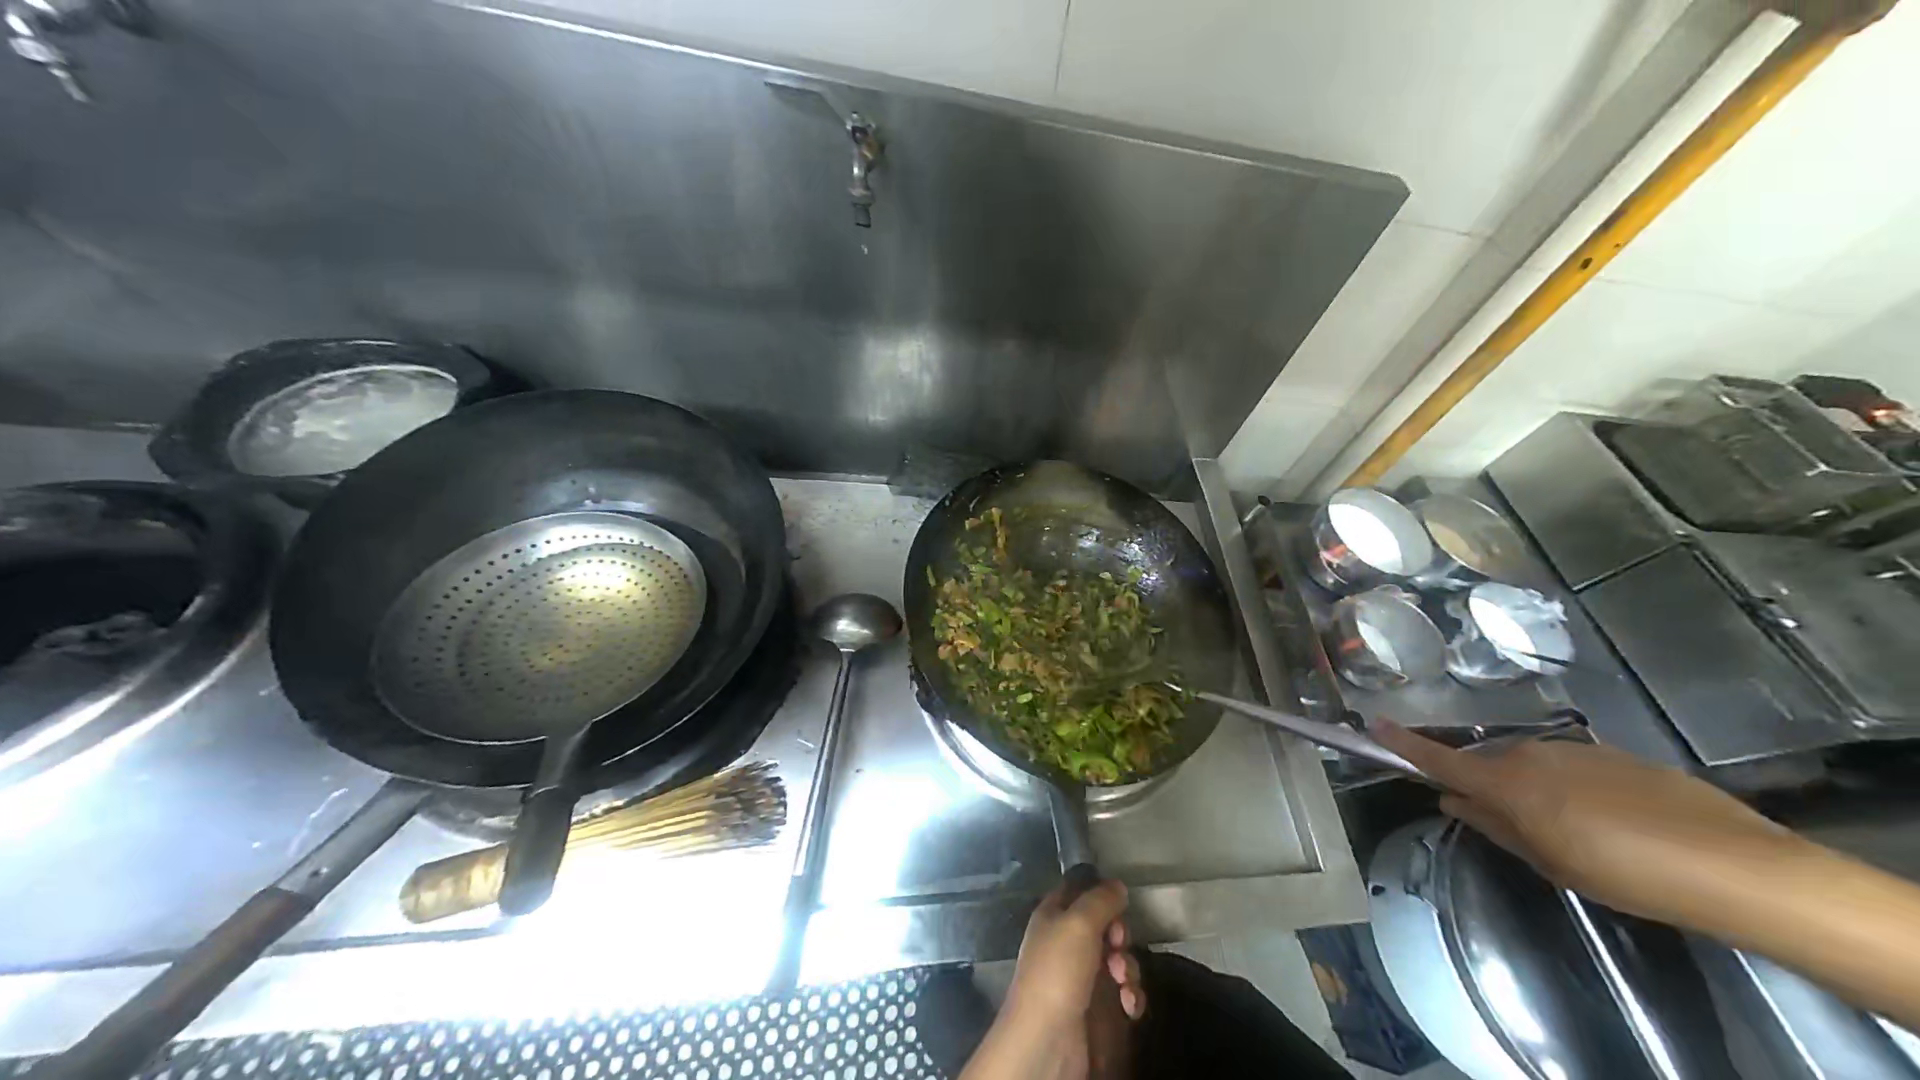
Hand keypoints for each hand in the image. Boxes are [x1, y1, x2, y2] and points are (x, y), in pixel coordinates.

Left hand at [1007, 879, 1145, 1024]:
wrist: (1049, 1040)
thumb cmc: (1058, 971)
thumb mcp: (1078, 923)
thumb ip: (1101, 900)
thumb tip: (1118, 885)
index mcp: (1053, 915)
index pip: (1078, 890)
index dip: (1099, 892)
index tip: (1117, 901)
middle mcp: (1067, 941)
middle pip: (1105, 925)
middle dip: (1120, 934)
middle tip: (1118, 945)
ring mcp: (1082, 975)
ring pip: (1118, 959)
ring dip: (1129, 968)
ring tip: (1123, 983)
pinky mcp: (1097, 1007)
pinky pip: (1124, 992)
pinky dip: (1131, 996)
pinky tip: (1129, 1005)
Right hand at [1372, 720, 1807, 927]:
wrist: (1736, 866)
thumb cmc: (1624, 872)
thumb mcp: (1549, 862)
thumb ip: (1493, 825)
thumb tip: (1452, 800)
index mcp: (1507, 783)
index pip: (1439, 759)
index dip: (1402, 742)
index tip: (1372, 723)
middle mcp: (1531, 754)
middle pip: (1489, 763)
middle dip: (1487, 785)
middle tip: (1509, 824)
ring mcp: (1575, 749)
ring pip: (1532, 764)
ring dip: (1533, 788)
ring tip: (1572, 832)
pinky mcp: (1615, 754)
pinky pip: (1572, 767)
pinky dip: (1572, 787)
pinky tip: (1611, 821)